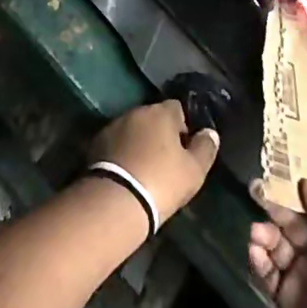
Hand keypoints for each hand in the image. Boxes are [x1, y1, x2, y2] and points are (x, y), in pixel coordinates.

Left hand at [90, 100, 219, 220]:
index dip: (183, 126)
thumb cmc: (162, 182)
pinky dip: (123, 150)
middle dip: (160, 133)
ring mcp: (113, 125)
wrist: (117, 199)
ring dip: (140, 141)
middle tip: (166, 160)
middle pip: (153, 117)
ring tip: (145, 167)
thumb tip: (209, 132)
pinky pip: (117, 142)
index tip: (185, 147)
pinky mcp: (97, 141)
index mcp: (160, 112)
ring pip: (133, 129)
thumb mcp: (194, 171)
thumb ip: (205, 148)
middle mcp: (135, 111)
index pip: (177, 108)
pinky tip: (127, 171)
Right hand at [249, 179, 306, 307]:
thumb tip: (306, 183)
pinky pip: (268, 275)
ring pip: (279, 249)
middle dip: (276, 214)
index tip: (274, 180)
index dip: (298, 198)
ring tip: (256, 235)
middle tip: (256, 200)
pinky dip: (258, 261)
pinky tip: (254, 254)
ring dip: (265, 236)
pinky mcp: (288, 306)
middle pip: (296, 228)